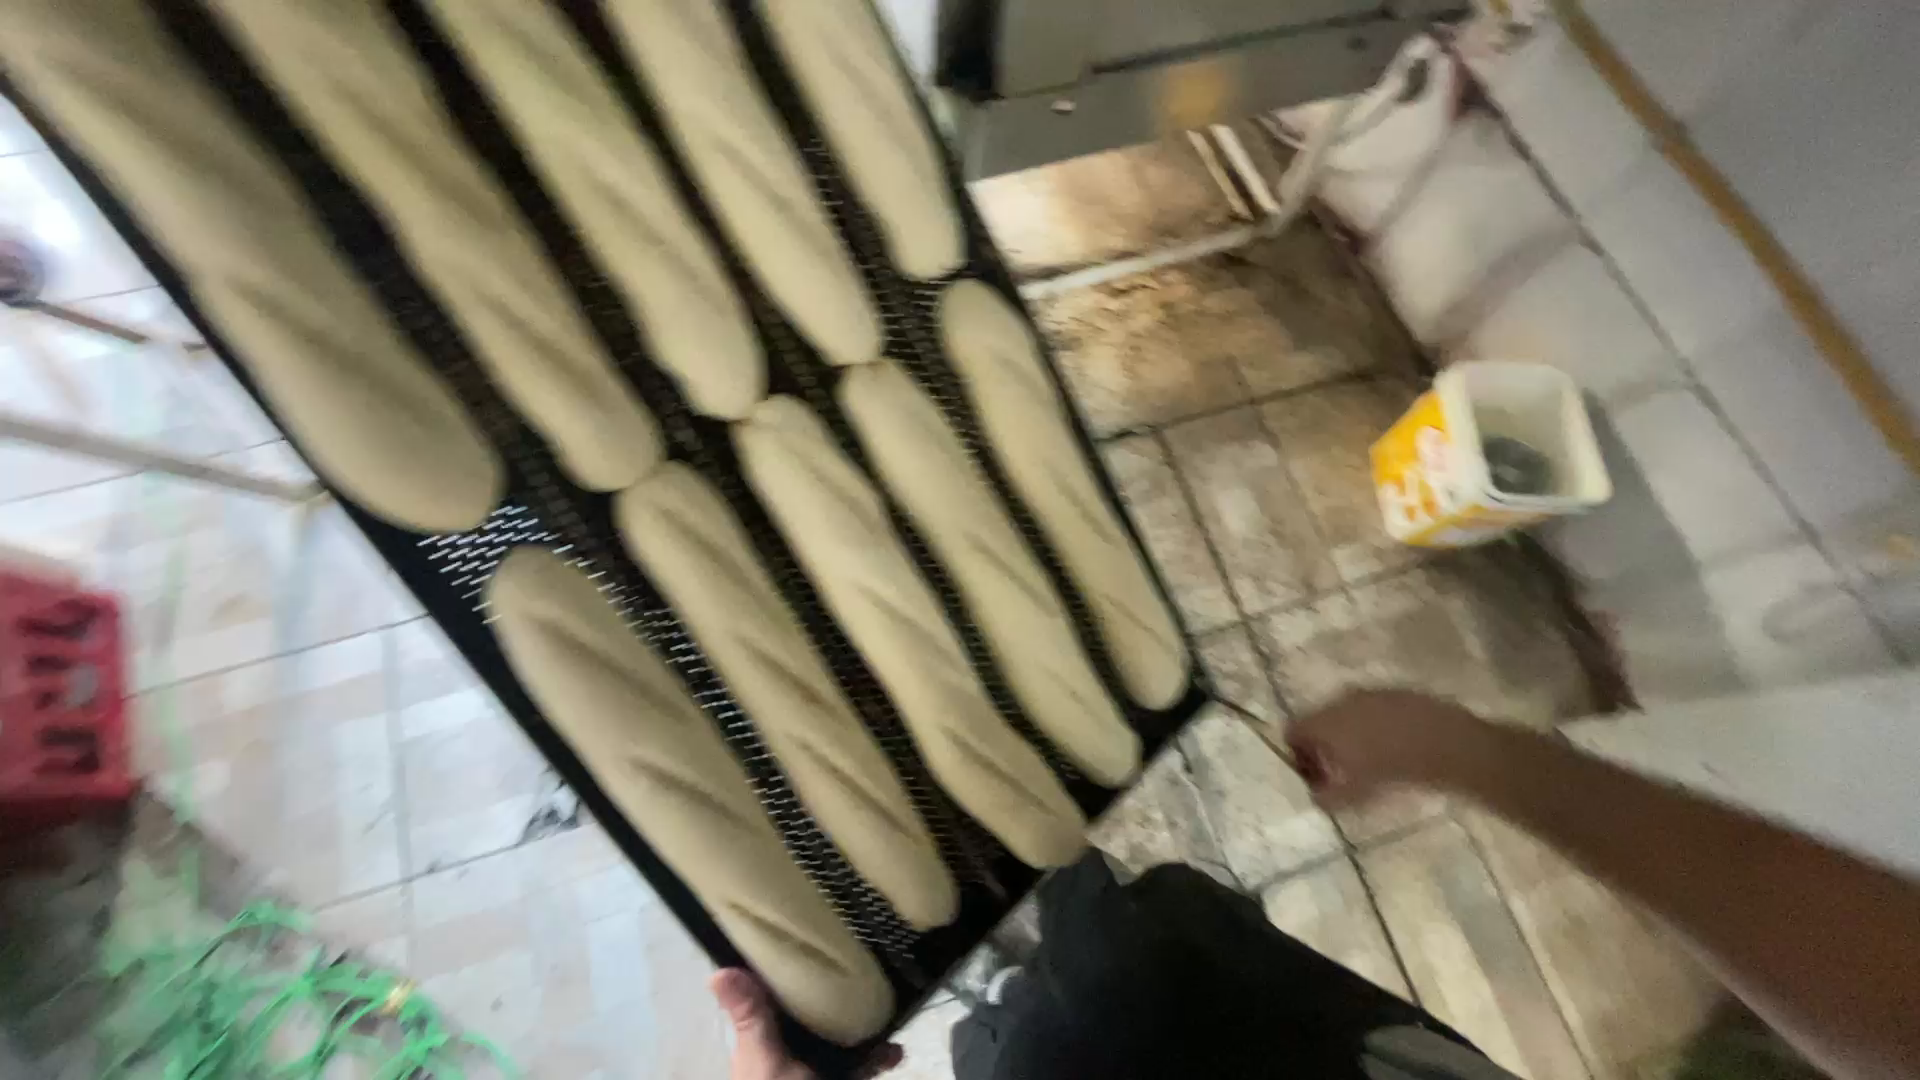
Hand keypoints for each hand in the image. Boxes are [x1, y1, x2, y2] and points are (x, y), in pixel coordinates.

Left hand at [711, 969, 902, 1079]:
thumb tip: (716, 972)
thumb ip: (752, 1018)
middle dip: (841, 990)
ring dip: (867, 1021)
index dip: (794, 961)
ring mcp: (818, 1064)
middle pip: (816, 1006)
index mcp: (765, 1037)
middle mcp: (791, 1046)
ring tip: (891, 1006)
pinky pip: (864, 1061)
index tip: (818, 929)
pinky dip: (880, 1055)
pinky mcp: (843, 1075)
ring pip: (844, 1032)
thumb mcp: (764, 1061)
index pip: (777, 988)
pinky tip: (896, 1051)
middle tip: (868, 964)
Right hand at [1284, 689, 1489, 806]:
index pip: (1292, 732)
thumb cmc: (1393, 771)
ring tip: (1371, 759)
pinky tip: (1396, 747)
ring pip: (1348, 713)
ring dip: (1351, 734)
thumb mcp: (1356, 795)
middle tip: (1340, 771)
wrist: (1450, 746)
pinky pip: (1375, 709)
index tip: (1313, 775)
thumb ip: (1328, 797)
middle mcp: (1339, 700)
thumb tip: (1315, 797)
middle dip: (1325, 744)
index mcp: (1322, 721)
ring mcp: (1370, 693)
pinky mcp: (1397, 692)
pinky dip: (1377, 725)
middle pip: (1319, 721)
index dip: (1298, 755)